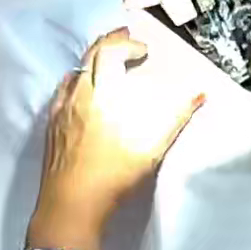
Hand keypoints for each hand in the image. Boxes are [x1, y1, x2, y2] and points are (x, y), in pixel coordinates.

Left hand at [30, 28, 203, 249]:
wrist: (70, 208)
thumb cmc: (113, 178)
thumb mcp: (151, 150)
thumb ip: (175, 120)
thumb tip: (200, 96)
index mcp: (101, 97)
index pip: (110, 52)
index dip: (127, 44)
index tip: (143, 51)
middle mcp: (77, 95)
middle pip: (90, 55)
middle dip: (110, 42)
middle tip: (127, 42)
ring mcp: (60, 110)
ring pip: (74, 70)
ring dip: (93, 59)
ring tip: (109, 63)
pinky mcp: (50, 125)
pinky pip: (62, 89)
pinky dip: (77, 78)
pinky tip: (84, 91)